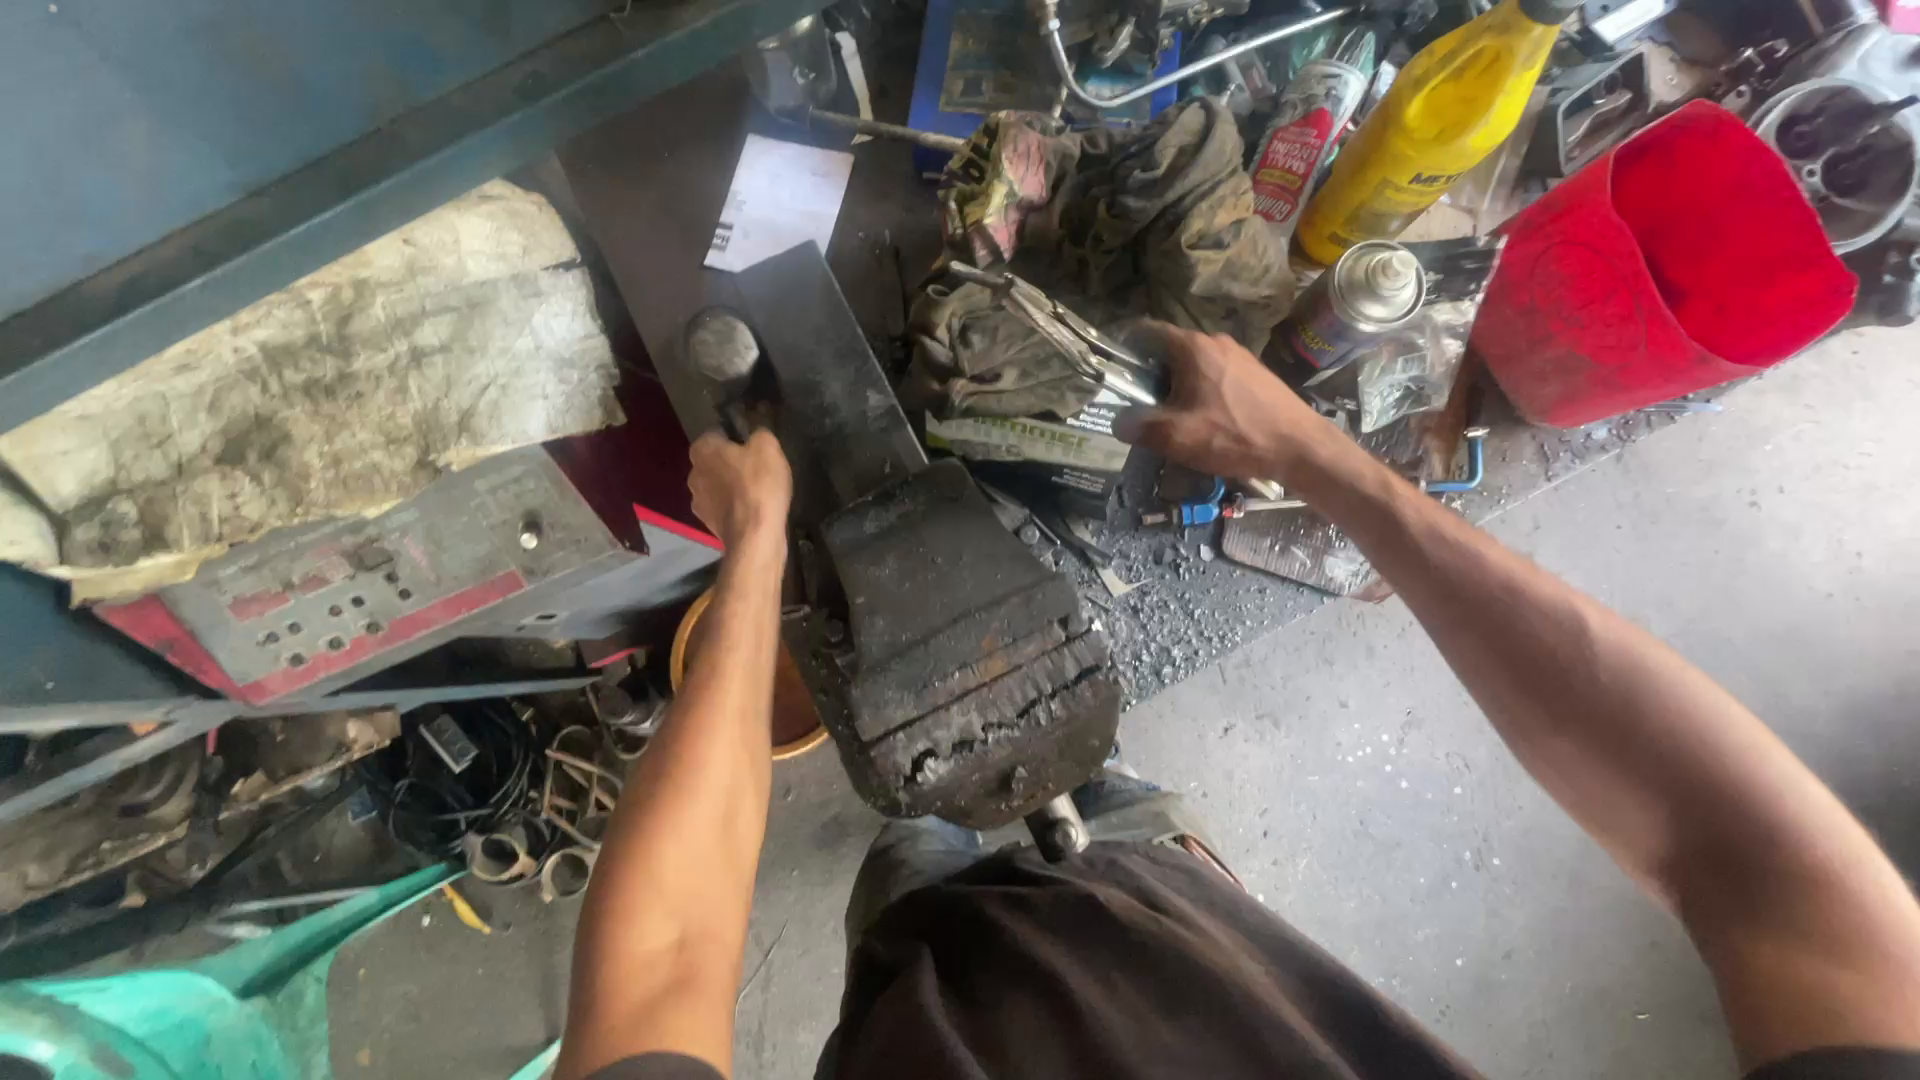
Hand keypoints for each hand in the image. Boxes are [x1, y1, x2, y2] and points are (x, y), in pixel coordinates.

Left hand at [688, 430, 791, 553]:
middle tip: (757, 470)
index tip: (753, 449)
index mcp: (701, 450)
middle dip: (732, 465)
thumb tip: (755, 436)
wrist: (755, 534)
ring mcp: (698, 502)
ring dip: (732, 488)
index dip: (735, 439)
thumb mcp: (768, 447)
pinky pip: (723, 508)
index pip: (715, 435)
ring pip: (717, 487)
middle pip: (714, 463)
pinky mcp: (708, 524)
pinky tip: (753, 511)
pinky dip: (735, 508)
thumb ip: (759, 434)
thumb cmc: (759, 484)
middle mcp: (693, 474)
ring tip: (757, 493)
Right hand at [1113, 324, 1331, 482]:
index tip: (1113, 367)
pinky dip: (1200, 392)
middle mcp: (1215, 342)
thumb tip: (1118, 422)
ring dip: (1176, 387)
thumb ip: (1140, 427)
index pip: (1148, 332)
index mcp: (1192, 348)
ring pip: (1192, 366)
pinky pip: (1214, 376)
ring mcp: (1238, 356)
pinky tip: (1204, 420)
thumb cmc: (1234, 435)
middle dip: (1150, 376)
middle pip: (1169, 351)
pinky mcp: (1253, 374)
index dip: (1125, 346)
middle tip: (1140, 406)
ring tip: (1171, 418)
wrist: (1299, 446)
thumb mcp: (1178, 437)